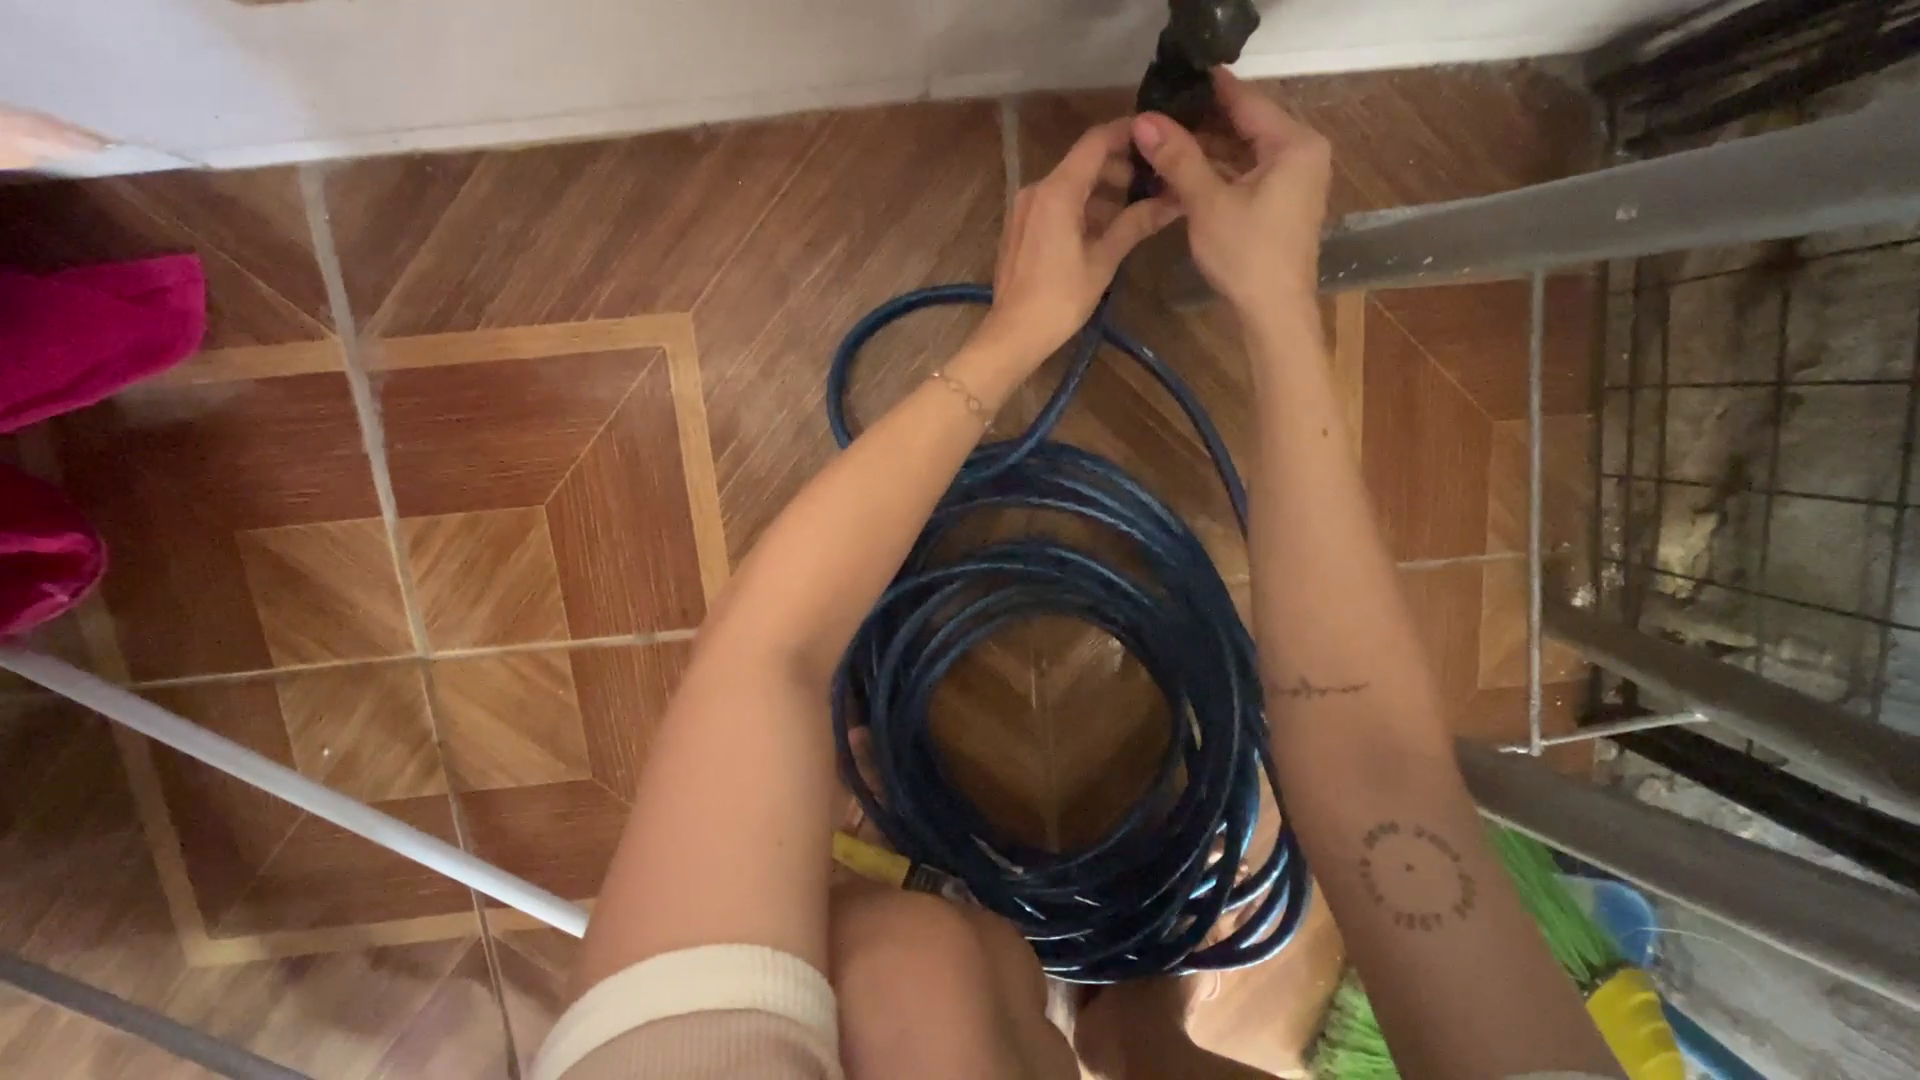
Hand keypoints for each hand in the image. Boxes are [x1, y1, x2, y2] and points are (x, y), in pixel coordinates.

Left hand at [976, 119, 1181, 367]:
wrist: (1014, 334)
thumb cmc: (1060, 299)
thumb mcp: (1103, 261)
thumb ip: (1135, 224)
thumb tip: (1173, 202)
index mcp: (1058, 191)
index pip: (1096, 142)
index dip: (1128, 133)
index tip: (1157, 137)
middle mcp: (1037, 190)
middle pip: (1083, 163)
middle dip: (1119, 168)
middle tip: (1153, 182)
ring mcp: (1025, 209)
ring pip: (1069, 186)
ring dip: (1102, 192)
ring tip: (1135, 210)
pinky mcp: (1020, 228)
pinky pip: (1054, 205)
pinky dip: (1081, 208)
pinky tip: (1103, 229)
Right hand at [1130, 68, 1329, 315]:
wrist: (1273, 313)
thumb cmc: (1246, 255)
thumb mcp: (1207, 203)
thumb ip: (1178, 158)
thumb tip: (1143, 120)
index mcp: (1294, 143)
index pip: (1245, 100)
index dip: (1205, 90)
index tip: (1170, 82)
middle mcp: (1302, 152)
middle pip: (1245, 124)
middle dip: (1201, 122)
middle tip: (1158, 117)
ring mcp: (1295, 178)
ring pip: (1244, 150)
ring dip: (1206, 150)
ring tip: (1162, 143)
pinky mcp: (1283, 202)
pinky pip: (1247, 173)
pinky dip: (1219, 172)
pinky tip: (1184, 173)